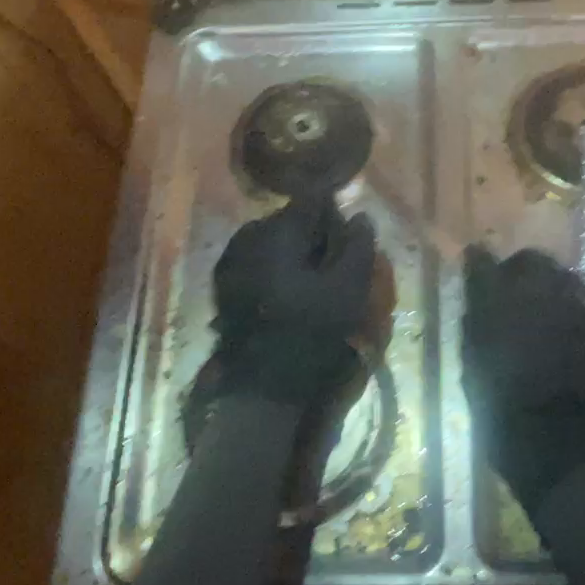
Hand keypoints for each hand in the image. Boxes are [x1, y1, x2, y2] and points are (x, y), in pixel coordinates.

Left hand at [210, 197, 376, 410]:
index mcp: (278, 232)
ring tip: (309, 273)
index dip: (332, 211)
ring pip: (268, 239)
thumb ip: (358, 247)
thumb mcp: (348, 288)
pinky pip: (253, 260)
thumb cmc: (311, 331)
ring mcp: (230, 261)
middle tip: (330, 253)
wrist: (262, 383)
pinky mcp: (223, 285)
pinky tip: (284, 288)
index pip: (310, 201)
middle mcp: (248, 237)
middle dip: (309, 230)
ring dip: (289, 248)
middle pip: (286, 219)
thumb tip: (361, 216)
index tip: (346, 228)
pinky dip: (271, 265)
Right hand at [462, 247, 584, 508]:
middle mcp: (537, 297)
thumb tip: (476, 311)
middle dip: (520, 268)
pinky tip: (562, 327)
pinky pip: (581, 305)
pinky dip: (569, 308)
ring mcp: (573, 310)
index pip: (483, 264)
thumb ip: (474, 333)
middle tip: (511, 284)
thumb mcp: (472, 374)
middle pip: (532, 261)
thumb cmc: (503, 417)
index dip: (478, 262)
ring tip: (540, 305)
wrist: (560, 447)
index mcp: (497, 305)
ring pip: (562, 277)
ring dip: (549, 285)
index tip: (474, 262)